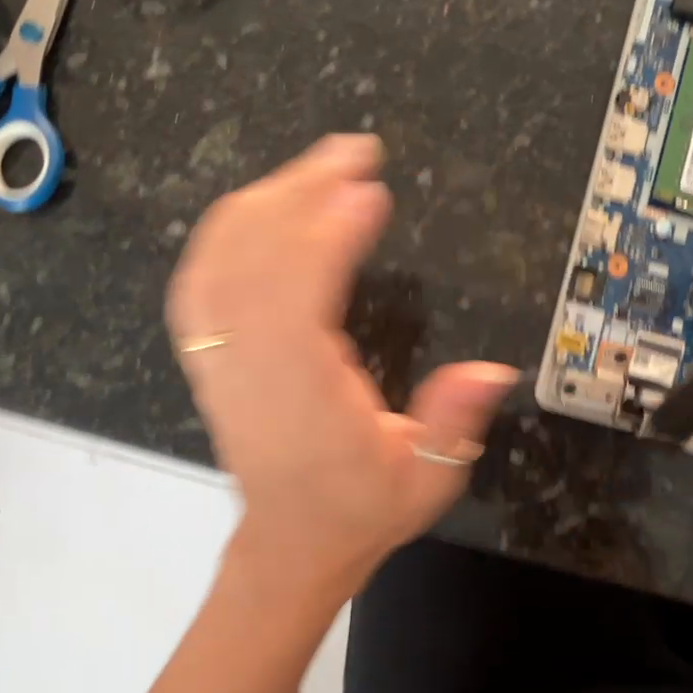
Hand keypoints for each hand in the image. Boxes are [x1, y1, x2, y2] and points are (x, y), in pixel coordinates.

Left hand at [165, 135, 517, 592]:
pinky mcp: (210, 357)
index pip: (300, 301)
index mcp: (303, 396)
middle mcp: (251, 370)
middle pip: (258, 262)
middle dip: (303, 194)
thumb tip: (492, 370)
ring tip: (318, 166)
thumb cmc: (361, 508)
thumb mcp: (427, 480)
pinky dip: (225, 232)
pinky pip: (200, 281)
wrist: (291, 540)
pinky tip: (258, 206)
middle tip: (353, 151)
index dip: (328, 239)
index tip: (367, 191)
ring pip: (223, 261)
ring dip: (267, 201)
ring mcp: (221, 361)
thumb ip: (453, 424)